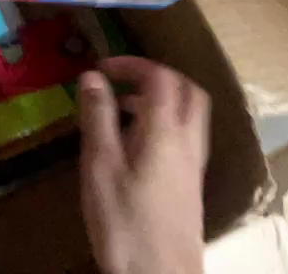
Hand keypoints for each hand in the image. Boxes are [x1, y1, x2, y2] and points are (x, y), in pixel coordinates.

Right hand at [78, 57, 210, 273]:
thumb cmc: (125, 224)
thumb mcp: (100, 167)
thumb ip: (98, 118)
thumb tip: (93, 77)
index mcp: (166, 131)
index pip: (160, 76)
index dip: (133, 64)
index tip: (103, 69)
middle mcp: (188, 142)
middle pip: (187, 90)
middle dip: (156, 76)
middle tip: (124, 82)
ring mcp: (194, 167)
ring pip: (190, 115)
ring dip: (161, 102)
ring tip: (124, 113)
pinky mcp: (192, 188)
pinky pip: (186, 139)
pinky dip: (165, 127)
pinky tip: (137, 150)